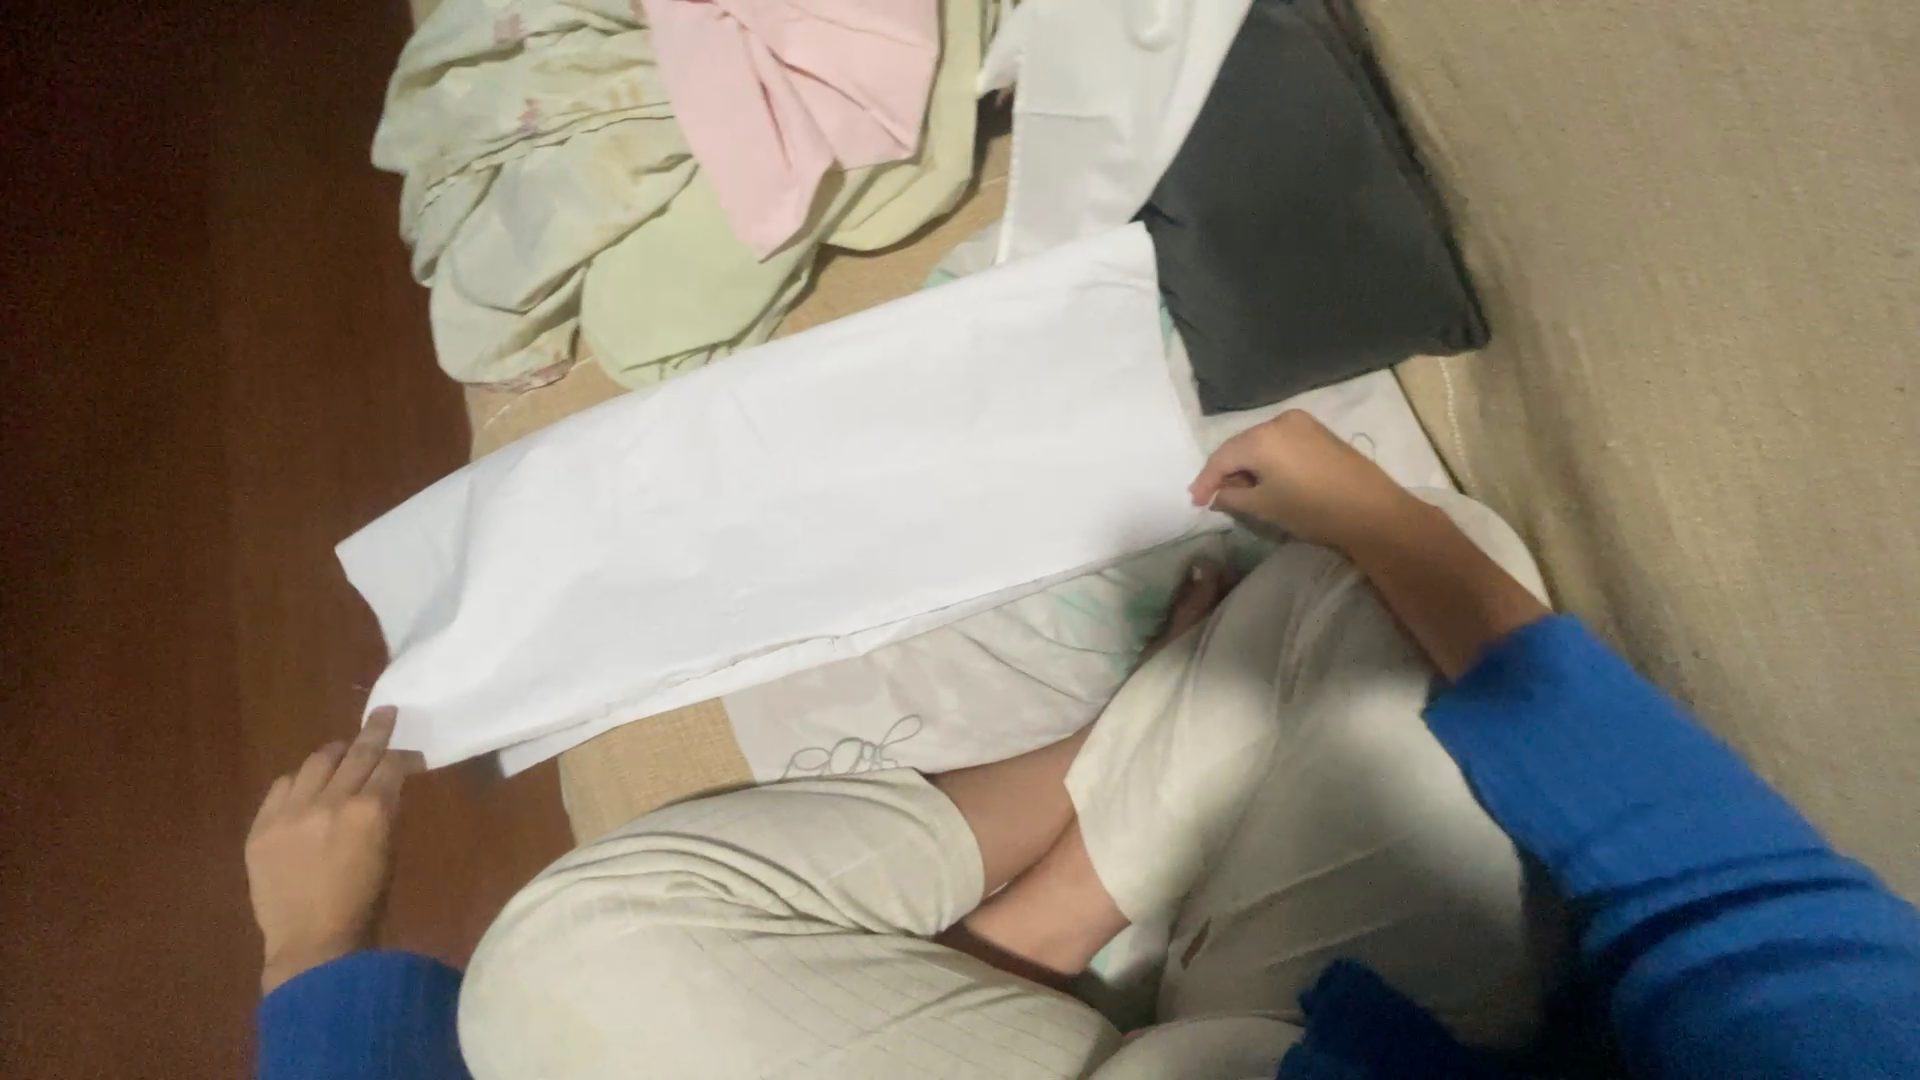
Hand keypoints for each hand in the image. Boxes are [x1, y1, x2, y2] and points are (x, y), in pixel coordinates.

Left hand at [245, 707, 422, 993]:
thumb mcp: (389, 845)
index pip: (391, 762)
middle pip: (357, 752)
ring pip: (316, 762)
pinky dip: (300, 779)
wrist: (311, 941)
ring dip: (335, 753)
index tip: (411, 750)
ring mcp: (290, 814)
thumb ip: (387, 807)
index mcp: (371, 809)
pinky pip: (282, 786)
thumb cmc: (366, 896)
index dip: (404, 753)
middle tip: (385, 713)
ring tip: (344, 751)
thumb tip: (390, 779)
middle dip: (375, 730)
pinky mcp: (261, 829)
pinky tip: (308, 784)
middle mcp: (330, 802)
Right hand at [1188, 410, 1421, 551]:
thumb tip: (1216, 495)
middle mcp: (1278, 421)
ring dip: (1246, 465)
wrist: (1372, 511)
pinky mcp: (1318, 431)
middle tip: (1214, 496)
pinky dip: (1266, 459)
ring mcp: (1301, 423)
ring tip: (1240, 491)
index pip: (1220, 458)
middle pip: (1238, 446)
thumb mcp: (1263, 507)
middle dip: (1225, 471)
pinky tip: (1265, 479)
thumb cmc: (1311, 509)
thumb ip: (1231, 497)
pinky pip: (1279, 442)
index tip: (1195, 502)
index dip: (1204, 481)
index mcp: (1260, 438)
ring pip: (1259, 443)